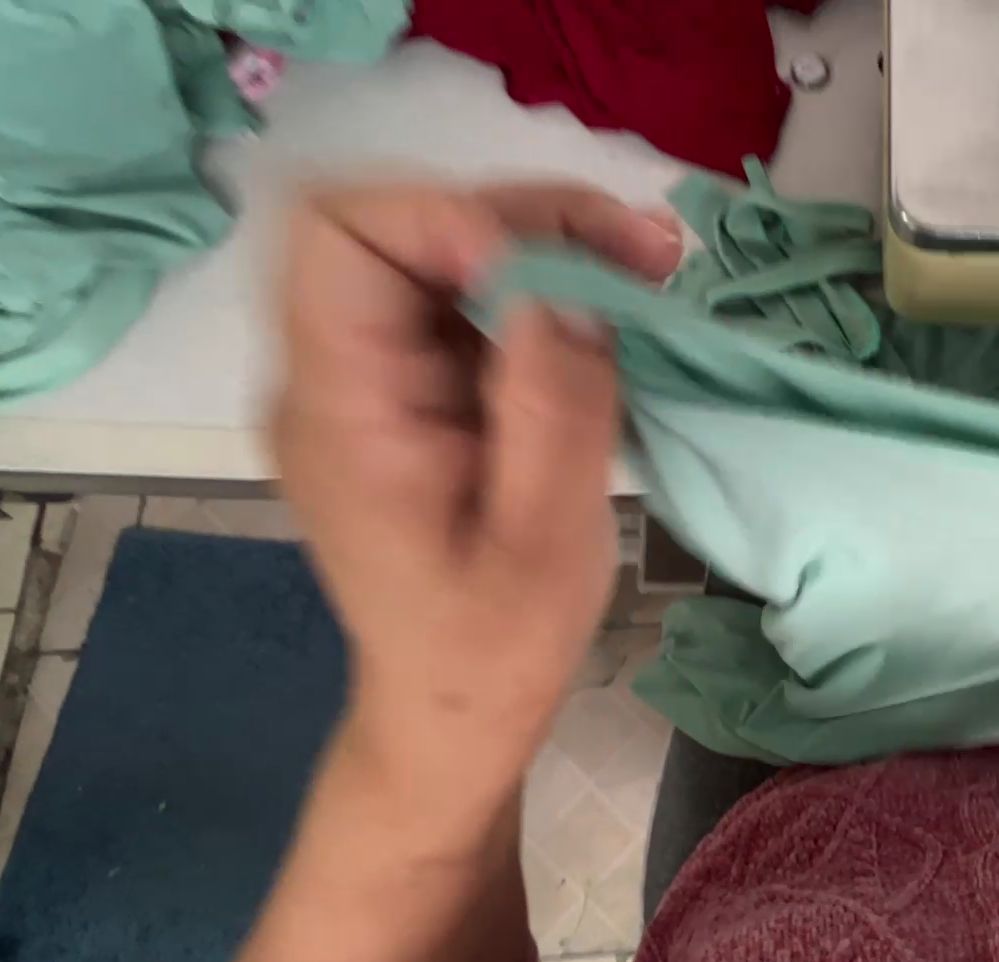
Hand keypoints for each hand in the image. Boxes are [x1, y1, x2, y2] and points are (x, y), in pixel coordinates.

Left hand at [273, 182, 683, 805]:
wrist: (462, 701)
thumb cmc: (498, 643)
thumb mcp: (544, 541)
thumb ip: (554, 415)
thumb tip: (569, 294)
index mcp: (345, 409)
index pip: (346, 240)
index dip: (456, 223)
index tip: (569, 276)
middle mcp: (344, 375)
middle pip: (413, 234)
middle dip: (537, 224)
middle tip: (652, 250)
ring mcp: (386, 383)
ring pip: (458, 262)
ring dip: (558, 250)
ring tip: (654, 268)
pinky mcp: (429, 397)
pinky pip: (483, 313)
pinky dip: (557, 295)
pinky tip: (622, 310)